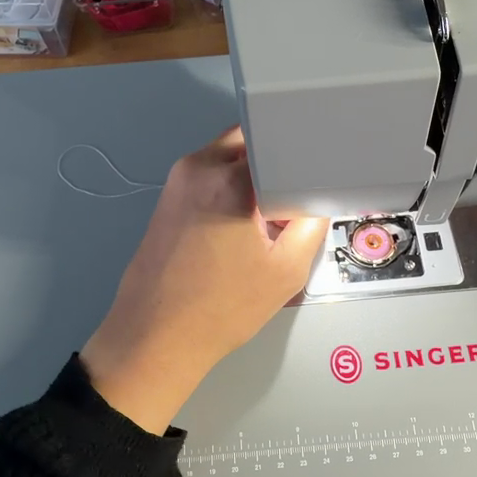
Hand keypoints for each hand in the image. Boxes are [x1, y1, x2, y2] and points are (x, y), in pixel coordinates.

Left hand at [81, 128, 328, 433]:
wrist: (156, 337)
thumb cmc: (223, 306)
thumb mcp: (287, 269)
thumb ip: (311, 223)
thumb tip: (315, 199)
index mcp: (229, 178)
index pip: (277, 139)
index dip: (303, 152)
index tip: (320, 170)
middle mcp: (199, 166)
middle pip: (251, 139)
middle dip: (276, 160)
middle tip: (298, 192)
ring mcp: (178, 179)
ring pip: (228, 156)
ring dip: (252, 174)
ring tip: (274, 211)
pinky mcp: (168, 197)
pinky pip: (210, 175)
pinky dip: (231, 187)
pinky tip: (245, 223)